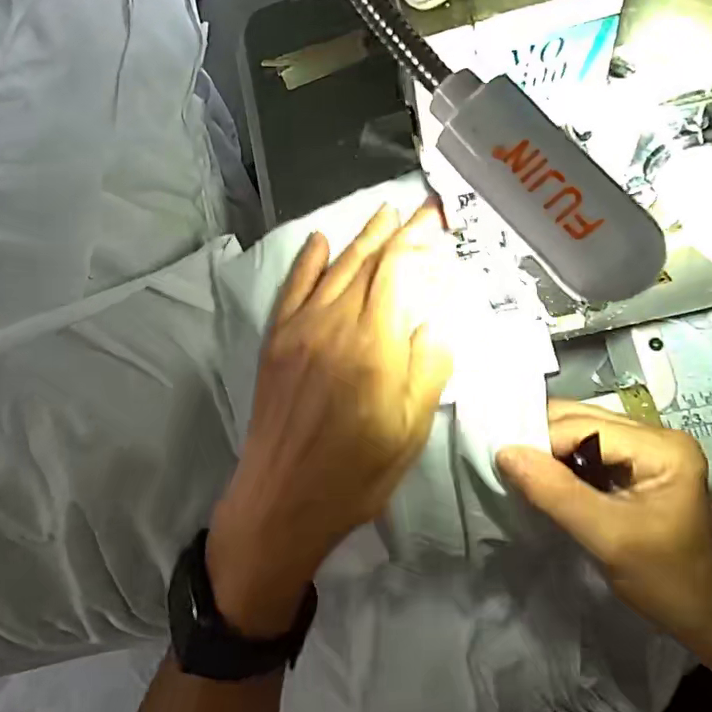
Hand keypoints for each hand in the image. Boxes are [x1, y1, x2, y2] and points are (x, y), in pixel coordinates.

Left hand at [208, 202, 454, 636]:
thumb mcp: (411, 430)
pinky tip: (319, 240)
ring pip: (334, 269)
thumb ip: (428, 369)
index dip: (418, 239)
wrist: (281, 501)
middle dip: (394, 232)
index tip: (435, 218)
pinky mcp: (276, 342)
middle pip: (367, 262)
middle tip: (416, 210)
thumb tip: (432, 325)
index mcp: (374, 344)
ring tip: (381, 215)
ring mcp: (300, 329)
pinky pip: (293, 289)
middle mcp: (335, 324)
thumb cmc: (357, 473)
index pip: (398, 271)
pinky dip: (308, 261)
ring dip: (360, 239)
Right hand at [497, 401, 711, 651]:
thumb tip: (505, 452)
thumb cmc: (665, 581)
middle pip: (584, 420)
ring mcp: (650, 448)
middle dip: (543, 439)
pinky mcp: (640, 465)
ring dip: (550, 449)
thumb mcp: (607, 538)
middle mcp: (658, 435)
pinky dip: (564, 461)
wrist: (705, 617)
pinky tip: (545, 478)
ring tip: (521, 470)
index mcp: (663, 445)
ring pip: (583, 431)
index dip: (543, 442)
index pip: (586, 426)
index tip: (505, 464)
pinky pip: (591, 449)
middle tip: (506, 462)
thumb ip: (556, 493)